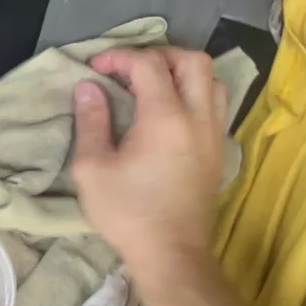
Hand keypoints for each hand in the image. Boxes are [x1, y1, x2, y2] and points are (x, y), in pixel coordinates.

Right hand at [69, 47, 227, 274]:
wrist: (171, 251)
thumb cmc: (126, 211)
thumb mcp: (92, 168)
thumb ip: (91, 122)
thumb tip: (88, 87)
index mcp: (165, 117)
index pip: (148, 65)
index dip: (119, 57)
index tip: (93, 68)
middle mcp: (197, 117)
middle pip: (191, 60)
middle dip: (157, 54)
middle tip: (127, 68)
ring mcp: (213, 132)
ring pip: (211, 79)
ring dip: (180, 71)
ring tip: (150, 84)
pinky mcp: (217, 148)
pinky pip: (214, 102)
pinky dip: (192, 91)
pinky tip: (167, 109)